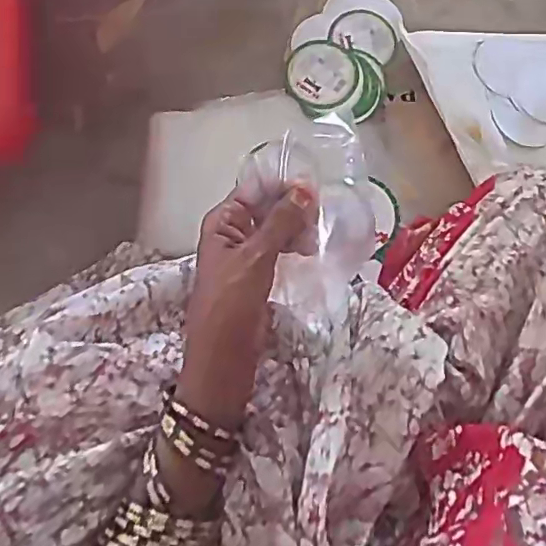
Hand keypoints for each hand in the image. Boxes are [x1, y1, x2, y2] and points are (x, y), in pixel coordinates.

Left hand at [175, 184, 313, 426]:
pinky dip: (299, 246)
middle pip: (270, 205)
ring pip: (280, 227)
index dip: (284, 183)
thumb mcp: (255, 258)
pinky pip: (284, 248)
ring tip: (319, 237)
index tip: (316, 187)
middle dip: (296, 207)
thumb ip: (280, 222)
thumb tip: (305, 189)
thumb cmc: (230, 306)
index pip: (256, 187)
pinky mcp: (262, 273)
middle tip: (323, 215)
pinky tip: (315, 251)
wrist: (223, 362)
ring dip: (300, 228)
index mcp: (223, 222)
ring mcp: (249, 253)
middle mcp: (235, 232)